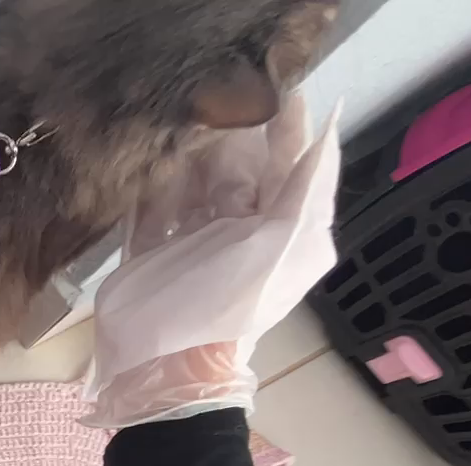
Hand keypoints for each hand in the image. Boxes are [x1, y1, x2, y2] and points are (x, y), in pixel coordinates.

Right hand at [84, 94, 341, 428]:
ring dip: (184, 161)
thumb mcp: (283, 246)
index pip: (289, 166)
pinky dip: (147, 194)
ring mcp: (189, 250)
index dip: (285, 128)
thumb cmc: (223, 310)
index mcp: (278, 232)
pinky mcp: (147, 263)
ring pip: (189, 191)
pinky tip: (143, 170)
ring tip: (174, 128)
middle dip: (226, 139)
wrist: (160, 371)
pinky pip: (148, 217)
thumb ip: (305, 187)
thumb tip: (327, 127)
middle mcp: (236, 235)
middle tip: (210, 103)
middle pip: (235, 173)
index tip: (272, 90)